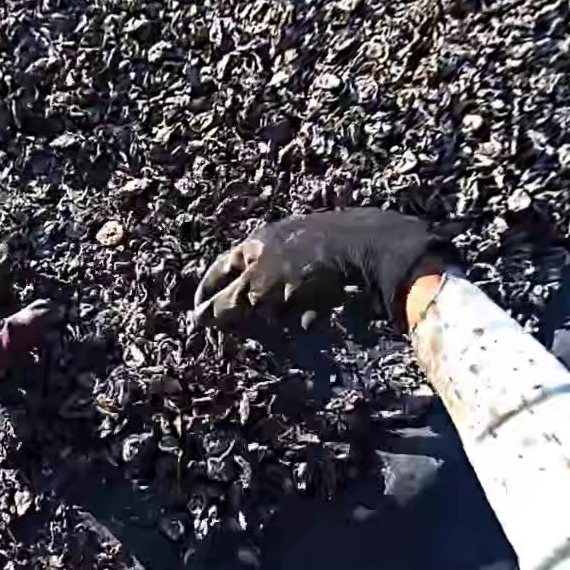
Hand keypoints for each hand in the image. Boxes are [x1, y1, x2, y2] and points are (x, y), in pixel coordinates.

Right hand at [193, 210, 454, 329]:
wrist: (372, 248)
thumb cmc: (306, 267)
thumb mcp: (258, 288)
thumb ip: (226, 304)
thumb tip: (197, 319)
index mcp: (253, 242)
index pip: (219, 269)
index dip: (206, 293)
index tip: (199, 315)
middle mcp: (278, 243)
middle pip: (250, 279)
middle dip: (247, 305)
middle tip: (242, 326)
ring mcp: (307, 251)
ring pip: (281, 287)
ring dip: (278, 309)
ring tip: (283, 324)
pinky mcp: (334, 264)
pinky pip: (311, 291)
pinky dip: (308, 306)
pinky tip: (315, 317)